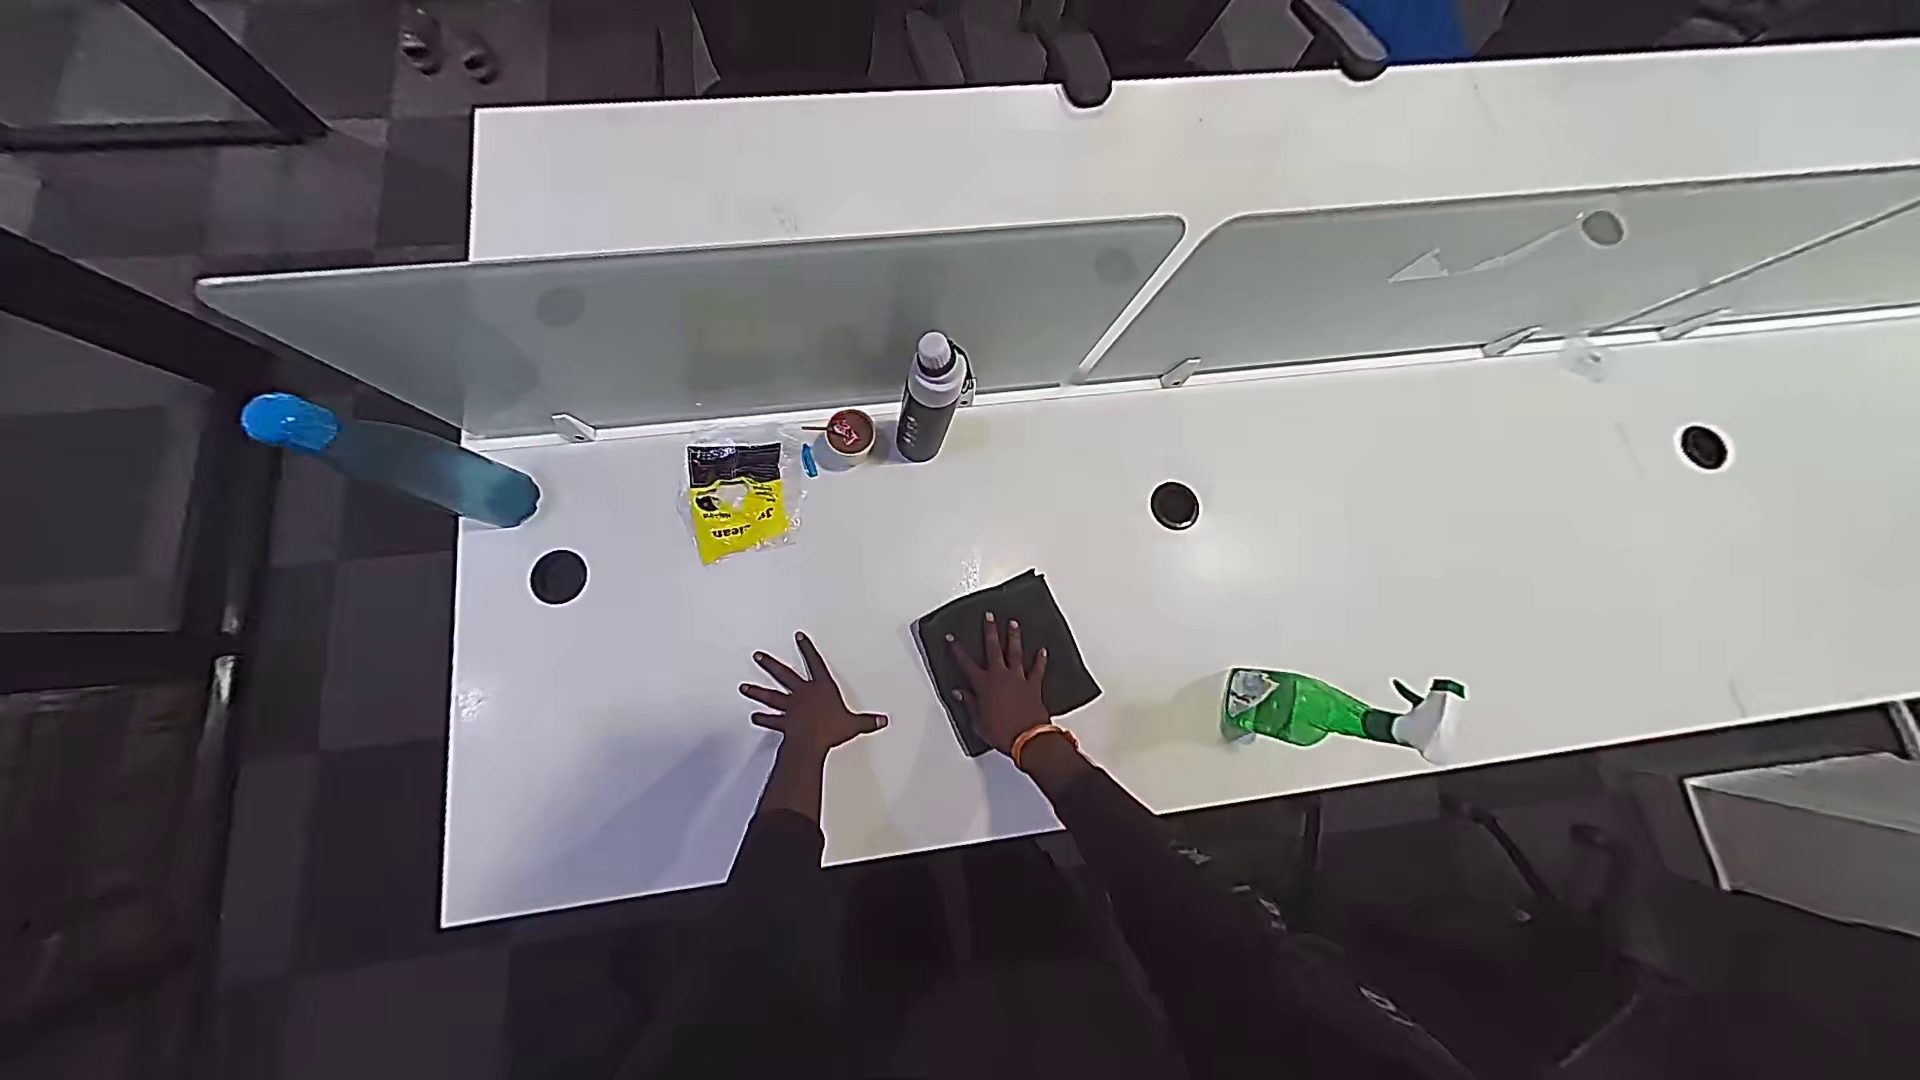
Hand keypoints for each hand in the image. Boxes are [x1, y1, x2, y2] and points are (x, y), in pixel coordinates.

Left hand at [740, 633, 886, 758]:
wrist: (811, 743)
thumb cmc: (830, 729)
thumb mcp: (854, 724)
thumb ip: (867, 721)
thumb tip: (880, 720)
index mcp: (821, 688)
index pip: (815, 662)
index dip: (807, 648)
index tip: (799, 637)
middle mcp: (803, 694)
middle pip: (784, 675)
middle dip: (770, 664)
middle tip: (759, 656)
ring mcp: (790, 707)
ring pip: (771, 695)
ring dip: (757, 691)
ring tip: (744, 687)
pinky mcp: (783, 722)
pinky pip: (771, 718)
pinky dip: (763, 718)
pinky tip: (754, 716)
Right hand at [947, 611, 1048, 754]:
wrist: (1028, 738)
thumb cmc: (1002, 732)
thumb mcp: (978, 722)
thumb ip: (969, 704)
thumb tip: (960, 694)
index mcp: (983, 685)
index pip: (966, 663)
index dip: (957, 650)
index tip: (952, 638)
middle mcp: (1000, 677)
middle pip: (993, 648)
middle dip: (990, 631)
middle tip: (989, 617)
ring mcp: (1018, 678)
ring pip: (1014, 652)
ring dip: (1014, 637)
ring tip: (1013, 624)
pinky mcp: (1033, 685)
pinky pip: (1037, 669)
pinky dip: (1040, 660)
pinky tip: (1042, 650)